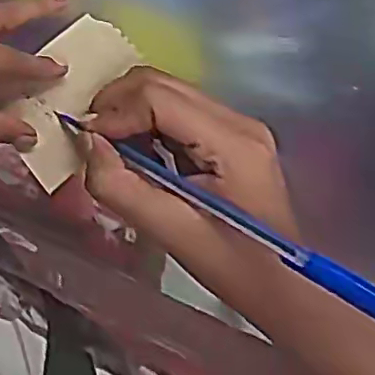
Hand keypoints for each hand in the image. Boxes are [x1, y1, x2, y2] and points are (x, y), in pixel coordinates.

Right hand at [76, 68, 300, 261]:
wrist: (286, 291)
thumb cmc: (235, 267)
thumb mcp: (170, 231)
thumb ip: (119, 185)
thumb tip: (88, 142)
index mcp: (233, 143)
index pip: (155, 97)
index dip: (114, 113)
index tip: (88, 139)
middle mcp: (237, 121)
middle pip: (156, 83)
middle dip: (115, 104)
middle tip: (93, 138)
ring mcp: (234, 124)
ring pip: (160, 90)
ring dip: (126, 111)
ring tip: (112, 147)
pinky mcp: (225, 133)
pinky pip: (169, 107)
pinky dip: (141, 121)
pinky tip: (137, 153)